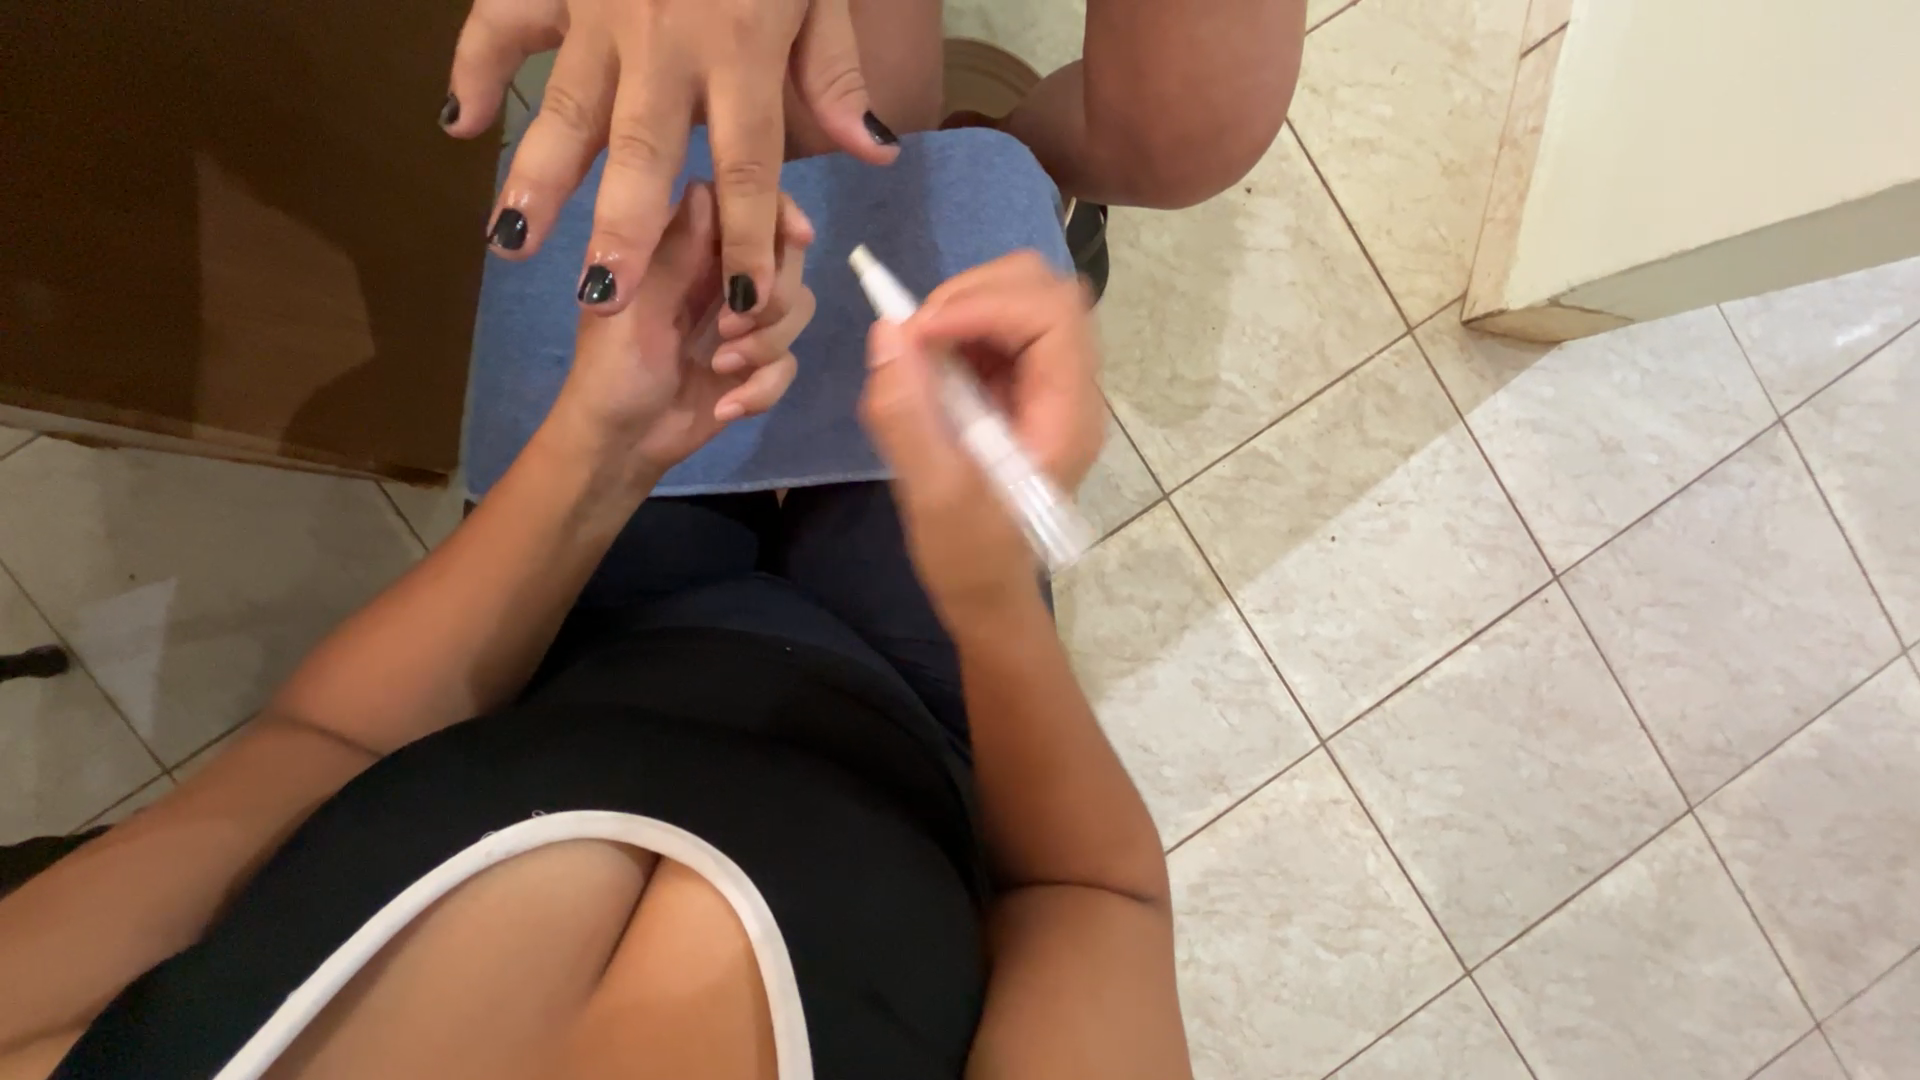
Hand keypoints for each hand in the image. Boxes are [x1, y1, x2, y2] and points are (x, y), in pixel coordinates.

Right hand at [444, 0, 896, 326]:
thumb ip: (836, 75)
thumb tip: (875, 154)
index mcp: (740, 54)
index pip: (748, 169)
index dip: (746, 239)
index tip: (742, 304)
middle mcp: (665, 45)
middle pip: (643, 154)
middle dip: (622, 230)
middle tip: (603, 299)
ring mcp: (600, 11)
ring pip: (564, 105)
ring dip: (537, 177)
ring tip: (513, 245)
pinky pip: (502, 20)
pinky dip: (473, 68)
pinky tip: (456, 126)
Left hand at [546, 182, 815, 480]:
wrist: (622, 443)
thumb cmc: (612, 369)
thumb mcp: (635, 306)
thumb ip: (675, 252)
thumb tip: (709, 187)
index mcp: (688, 248)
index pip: (747, 207)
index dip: (780, 216)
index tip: (798, 239)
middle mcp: (723, 276)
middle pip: (788, 258)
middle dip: (773, 297)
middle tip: (733, 327)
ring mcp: (745, 322)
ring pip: (797, 310)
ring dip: (767, 345)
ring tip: (721, 366)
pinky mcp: (758, 365)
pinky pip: (789, 364)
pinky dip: (762, 389)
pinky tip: (726, 407)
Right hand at [859, 253, 1103, 624]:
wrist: (986, 592)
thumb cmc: (970, 558)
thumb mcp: (934, 495)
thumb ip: (909, 416)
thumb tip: (887, 332)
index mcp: (1067, 415)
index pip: (1052, 316)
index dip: (986, 304)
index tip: (920, 333)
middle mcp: (1069, 389)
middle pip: (1045, 292)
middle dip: (975, 293)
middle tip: (917, 334)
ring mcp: (1046, 386)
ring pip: (1022, 300)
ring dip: (963, 307)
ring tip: (918, 349)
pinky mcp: (1020, 388)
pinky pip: (997, 328)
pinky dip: (957, 328)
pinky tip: (928, 365)